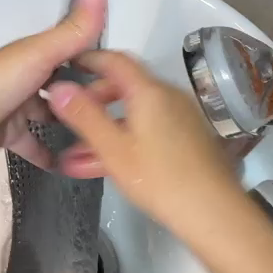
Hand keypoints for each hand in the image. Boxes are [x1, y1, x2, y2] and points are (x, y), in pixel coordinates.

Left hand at [0, 0, 105, 168]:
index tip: (123, 83)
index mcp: (31, 54)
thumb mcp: (40, 52)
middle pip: (61, 85)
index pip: (71, 54)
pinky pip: (32, 144)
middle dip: (84, 99)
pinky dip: (48, 153)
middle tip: (113, 118)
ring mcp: (14, 106)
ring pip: (48, 115)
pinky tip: (68, 163)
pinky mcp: (6, 134)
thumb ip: (73, 29)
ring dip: (69, 125)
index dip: (96, 65)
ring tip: (97, 141)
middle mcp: (23, 77)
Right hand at [45, 50, 253, 246]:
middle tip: (68, 119)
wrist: (215, 213)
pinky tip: (103, 167)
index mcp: (149, 92)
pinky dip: (124, 141)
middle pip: (124, 88)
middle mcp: (168, 97)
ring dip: (104, 131)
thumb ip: (84, 116)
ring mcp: (180, 118)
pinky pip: (148, 130)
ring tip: (75, 157)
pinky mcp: (187, 139)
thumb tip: (57, 87)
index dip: (88, 59)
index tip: (66, 66)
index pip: (115, 60)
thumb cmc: (160, 178)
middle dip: (92, 103)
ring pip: (133, 115)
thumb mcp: (113, 149)